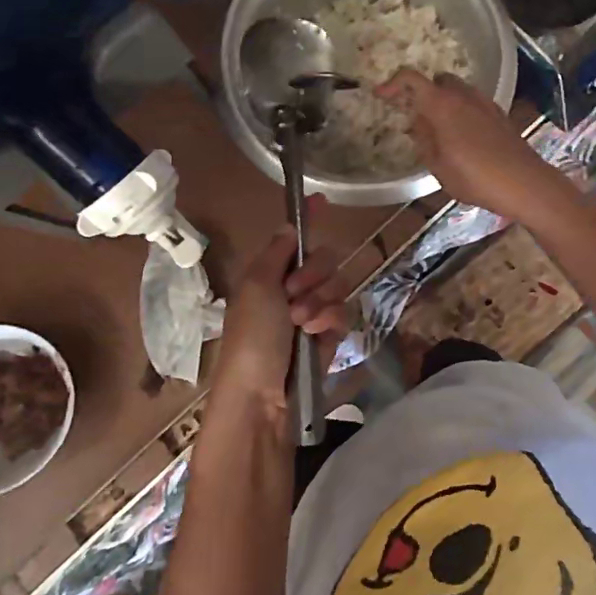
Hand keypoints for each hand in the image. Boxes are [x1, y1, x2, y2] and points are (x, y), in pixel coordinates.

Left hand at [211, 226, 350, 413]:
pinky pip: (344, 312)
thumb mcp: (256, 287)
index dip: (307, 221)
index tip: (320, 200)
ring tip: (302, 324)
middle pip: (324, 260)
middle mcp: (292, 289)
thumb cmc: (251, 336)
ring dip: (320, 302)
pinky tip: (316, 335)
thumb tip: (290, 226)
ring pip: (338, 286)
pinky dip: (330, 321)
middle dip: (313, 275)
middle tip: (293, 295)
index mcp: (269, 275)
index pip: (294, 240)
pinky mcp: (330, 336)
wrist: (262, 394)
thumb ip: (276, 253)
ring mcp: (313, 313)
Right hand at [378, 69, 571, 221]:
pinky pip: (473, 103)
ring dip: (444, 102)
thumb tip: (416, 123)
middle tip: (413, 114)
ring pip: (458, 91)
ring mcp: (485, 103)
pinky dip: (461, 111)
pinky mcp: (499, 115)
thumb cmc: (476, 178)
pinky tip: (460, 136)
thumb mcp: (439, 166)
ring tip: (436, 129)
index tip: (381, 94)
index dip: (393, 83)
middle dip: (423, 92)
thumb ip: (424, 140)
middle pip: (437, 81)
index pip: (412, 79)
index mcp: (443, 105)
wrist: (524, 183)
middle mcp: (464, 96)